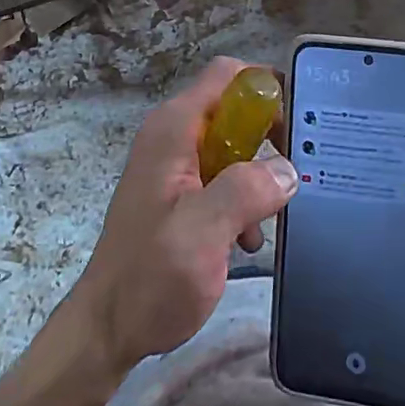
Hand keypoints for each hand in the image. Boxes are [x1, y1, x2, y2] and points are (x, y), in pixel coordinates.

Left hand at [70, 56, 298, 371]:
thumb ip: (247, 190)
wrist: (106, 331)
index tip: (298, 118)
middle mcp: (174, 136)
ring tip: (277, 210)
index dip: (266, 86)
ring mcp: (174, 165)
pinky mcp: (179, 194)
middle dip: (270, 132)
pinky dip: (244, 197)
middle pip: (235, 107)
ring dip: (259, 172)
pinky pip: (224, 175)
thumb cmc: (150, 279)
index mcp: (175, 129)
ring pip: (234, 143)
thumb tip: (289, 169)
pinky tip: (250, 237)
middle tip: (298, 166)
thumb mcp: (203, 233)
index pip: (228, 74)